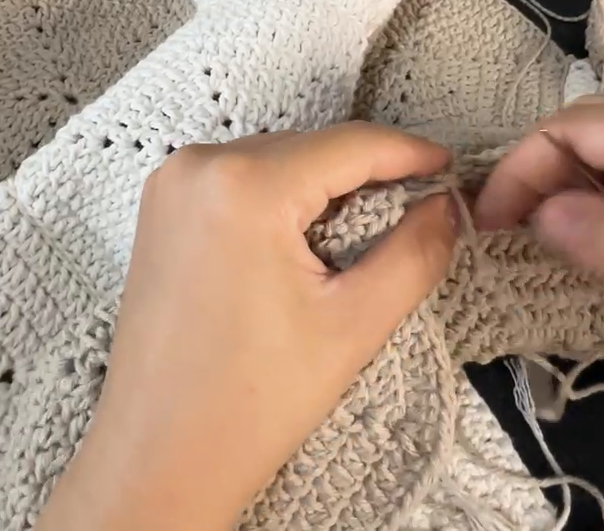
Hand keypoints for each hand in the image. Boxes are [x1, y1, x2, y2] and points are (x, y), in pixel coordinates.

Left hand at [37, 124, 458, 530]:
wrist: (156, 458)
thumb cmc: (249, 404)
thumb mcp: (353, 325)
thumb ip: (415, 253)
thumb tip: (447, 204)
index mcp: (245, 187)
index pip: (348, 145)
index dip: (407, 151)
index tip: (447, 167)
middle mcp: (200, 164)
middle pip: (311, 147)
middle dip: (368, 172)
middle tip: (418, 202)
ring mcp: (173, 181)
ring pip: (277, 157)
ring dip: (324, 182)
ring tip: (365, 225)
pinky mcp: (163, 202)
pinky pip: (241, 175)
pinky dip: (282, 192)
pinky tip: (305, 232)